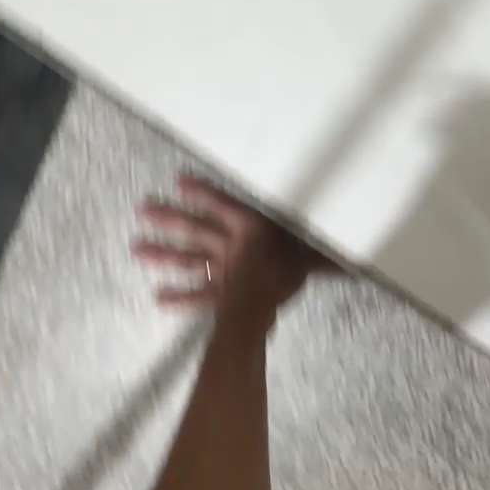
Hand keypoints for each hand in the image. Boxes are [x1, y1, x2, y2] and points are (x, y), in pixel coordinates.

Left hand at [134, 174, 328, 328]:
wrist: (262, 308)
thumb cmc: (289, 272)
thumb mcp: (316, 254)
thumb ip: (329, 253)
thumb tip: (352, 252)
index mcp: (250, 227)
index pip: (223, 203)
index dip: (202, 191)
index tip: (179, 181)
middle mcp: (230, 245)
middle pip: (195, 228)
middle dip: (168, 219)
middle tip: (142, 210)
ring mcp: (219, 271)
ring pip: (187, 260)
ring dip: (162, 254)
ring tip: (137, 249)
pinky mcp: (216, 296)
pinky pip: (195, 296)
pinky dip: (177, 298)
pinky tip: (157, 299)